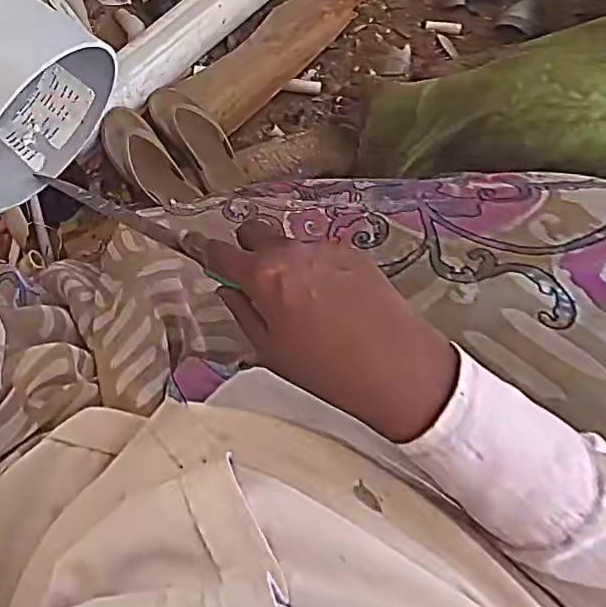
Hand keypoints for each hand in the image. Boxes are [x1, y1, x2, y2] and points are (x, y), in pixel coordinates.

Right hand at [208, 222, 457, 442]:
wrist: (404, 375)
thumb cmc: (328, 372)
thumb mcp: (271, 351)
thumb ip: (242, 312)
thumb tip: (228, 289)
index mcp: (262, 276)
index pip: (218, 251)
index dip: (204, 251)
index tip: (200, 252)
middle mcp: (289, 252)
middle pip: (252, 231)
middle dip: (248, 249)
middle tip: (258, 279)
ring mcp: (323, 248)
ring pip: (288, 242)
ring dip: (284, 259)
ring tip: (304, 295)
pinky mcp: (353, 251)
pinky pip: (319, 250)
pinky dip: (316, 265)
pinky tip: (333, 295)